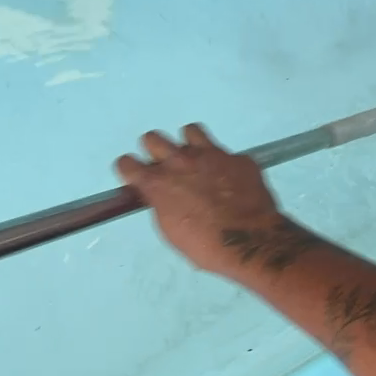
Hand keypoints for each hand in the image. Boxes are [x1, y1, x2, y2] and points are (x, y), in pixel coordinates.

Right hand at [116, 124, 300, 275]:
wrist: (249, 241)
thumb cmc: (205, 244)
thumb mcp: (169, 228)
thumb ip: (161, 201)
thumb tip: (162, 194)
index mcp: (157, 182)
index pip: (126, 163)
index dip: (132, 170)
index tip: (138, 176)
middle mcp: (180, 162)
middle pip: (153, 138)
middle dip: (157, 150)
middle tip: (168, 165)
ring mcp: (212, 155)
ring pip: (191, 131)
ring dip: (190, 143)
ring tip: (200, 160)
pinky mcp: (239, 158)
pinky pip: (227, 152)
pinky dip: (226, 164)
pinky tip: (233, 180)